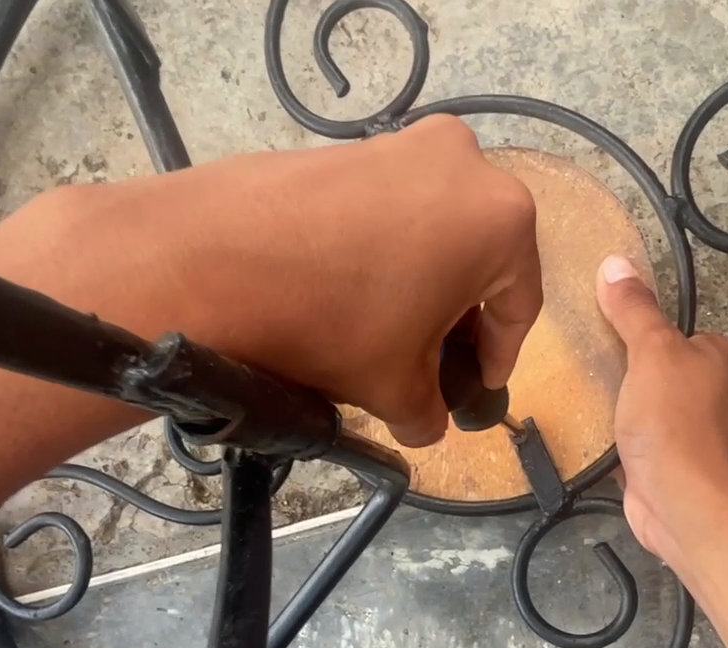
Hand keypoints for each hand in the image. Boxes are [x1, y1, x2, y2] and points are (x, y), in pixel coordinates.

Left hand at [0, 115, 541, 447]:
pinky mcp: (349, 146)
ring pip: (433, 236)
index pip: (519, 306)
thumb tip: (426, 423)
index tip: (474, 391)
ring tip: (387, 339)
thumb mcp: (396, 388)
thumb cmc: (332, 325)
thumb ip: (430, 414)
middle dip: (457, 324)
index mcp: (500, 220)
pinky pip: (389, 214)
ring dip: (420, 291)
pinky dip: (383, 259)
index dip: (497, 360)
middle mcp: (463, 164)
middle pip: (478, 264)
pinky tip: (351, 299)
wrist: (208, 261)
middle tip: (432, 369)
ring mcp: (401, 145)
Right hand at [595, 255, 727, 568]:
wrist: (677, 499)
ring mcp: (678, 427)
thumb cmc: (672, 420)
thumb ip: (634, 310)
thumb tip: (614, 262)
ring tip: (568, 380)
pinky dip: (605, 429)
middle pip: (653, 363)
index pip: (676, 327)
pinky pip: (624, 433)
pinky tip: (576, 421)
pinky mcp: (655, 458)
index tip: (603, 318)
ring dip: (611, 397)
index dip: (643, 322)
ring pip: (637, 399)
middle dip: (621, 361)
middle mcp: (702, 389)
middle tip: (576, 349)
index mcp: (711, 356)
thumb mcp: (652, 352)